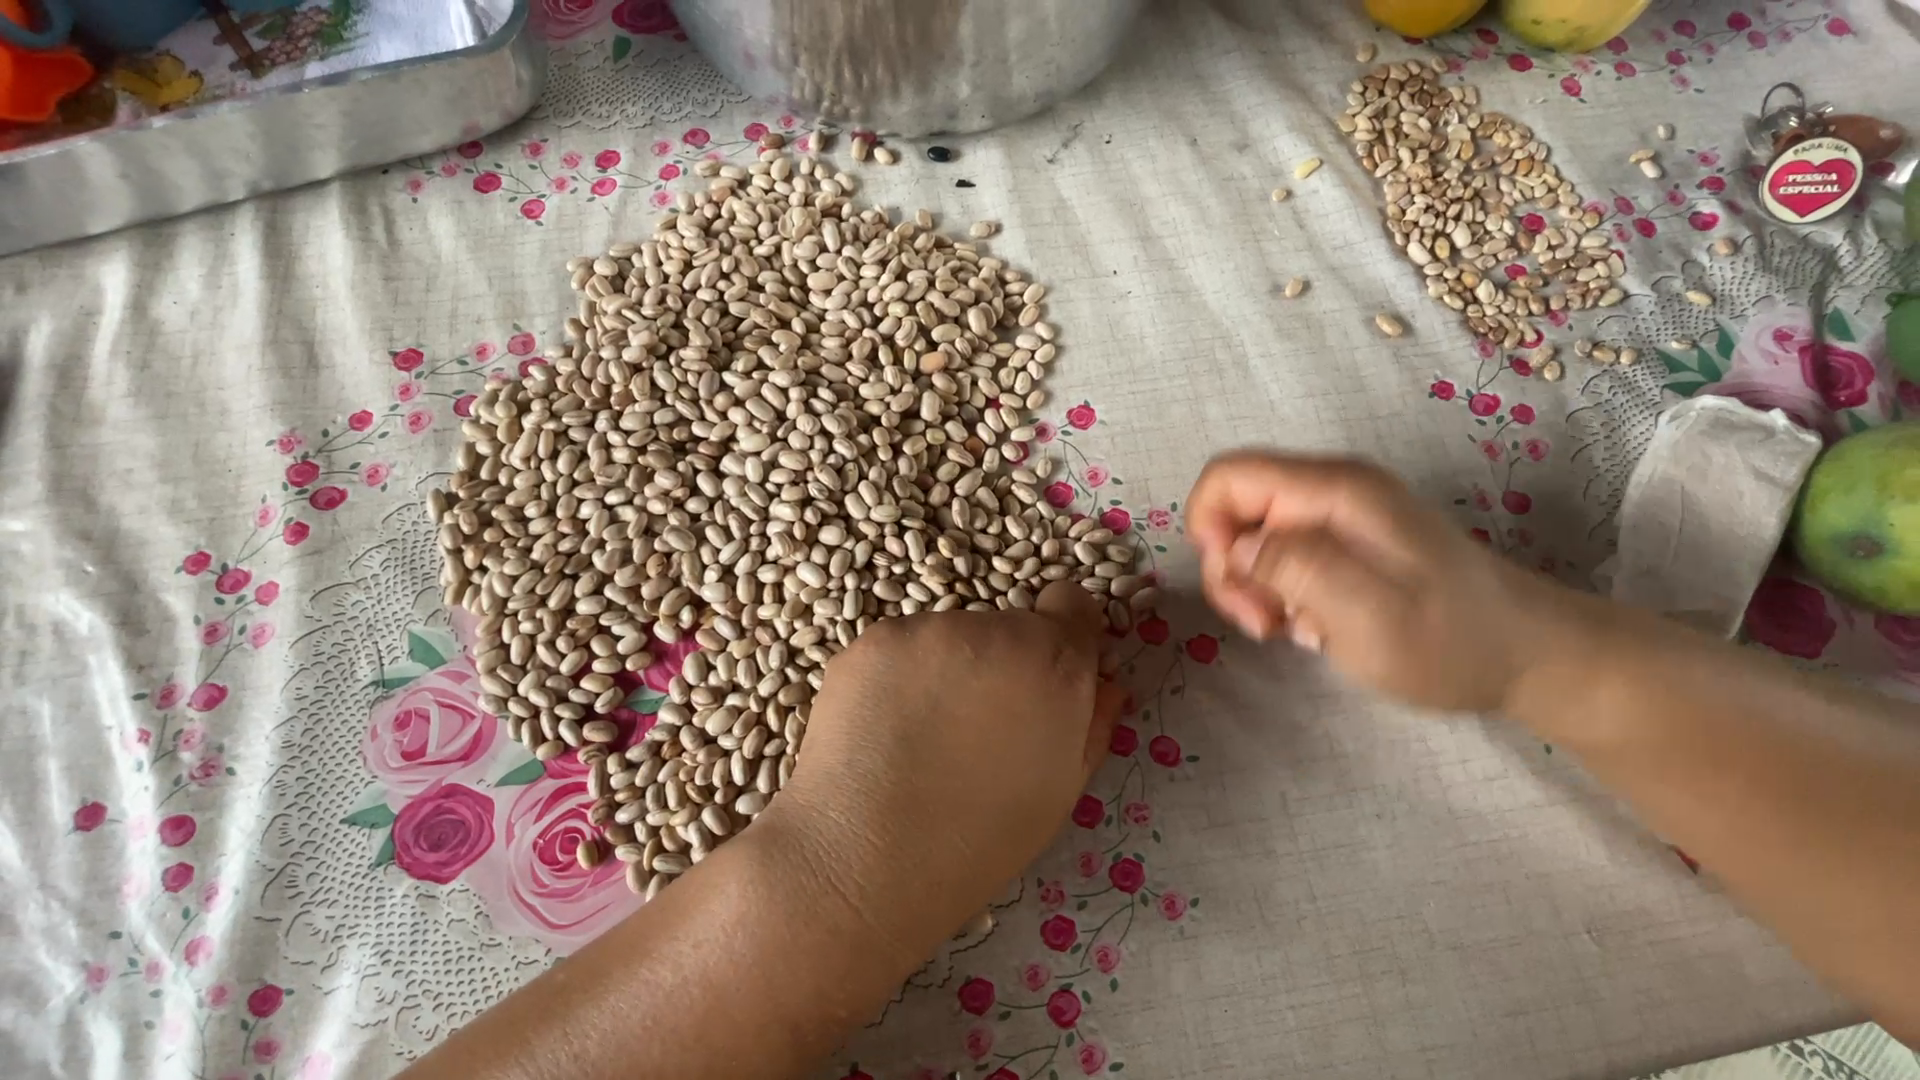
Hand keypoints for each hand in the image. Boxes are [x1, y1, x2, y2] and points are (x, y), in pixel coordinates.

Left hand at [754, 581, 1124, 962]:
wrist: (865, 861)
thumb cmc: (978, 841)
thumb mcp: (1061, 791)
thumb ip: (1092, 723)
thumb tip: (1103, 681)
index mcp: (1054, 663)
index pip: (1072, 603)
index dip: (1064, 635)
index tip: (1046, 672)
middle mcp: (994, 629)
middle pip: (1009, 626)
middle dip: (1003, 662)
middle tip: (975, 724)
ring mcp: (927, 629)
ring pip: (952, 636)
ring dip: (950, 668)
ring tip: (924, 734)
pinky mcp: (873, 640)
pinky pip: (902, 646)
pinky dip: (900, 675)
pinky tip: (886, 726)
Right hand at [1186, 450, 1580, 711]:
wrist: (1527, 656)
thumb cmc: (1451, 642)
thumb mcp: (1370, 615)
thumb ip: (1298, 569)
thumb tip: (1238, 546)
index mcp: (1335, 491)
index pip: (1228, 475)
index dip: (1208, 526)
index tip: (1234, 584)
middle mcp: (1330, 490)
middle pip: (1233, 508)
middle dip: (1229, 568)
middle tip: (1264, 623)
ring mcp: (1337, 515)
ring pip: (1249, 535)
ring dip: (1249, 586)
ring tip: (1285, 629)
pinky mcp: (1342, 542)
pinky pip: (1277, 554)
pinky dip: (1274, 591)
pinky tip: (1306, 623)